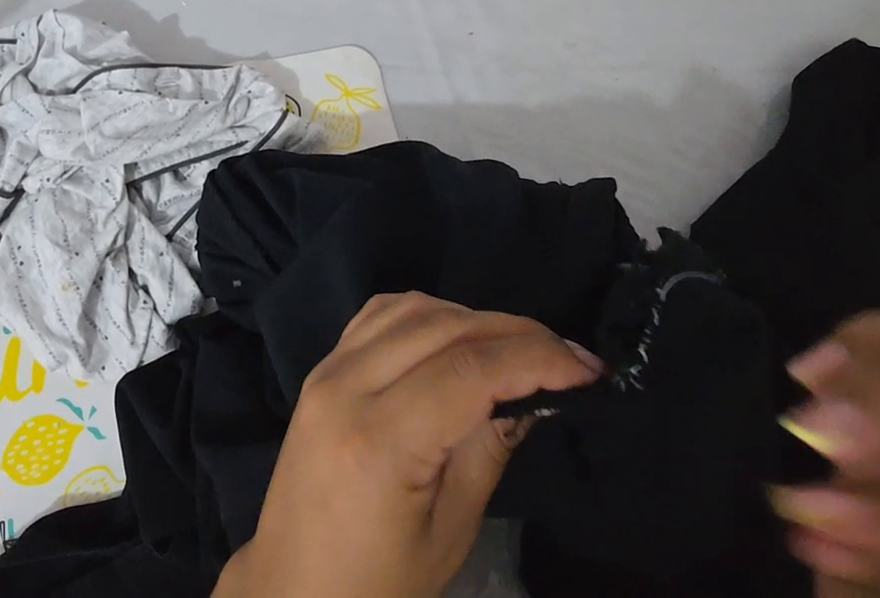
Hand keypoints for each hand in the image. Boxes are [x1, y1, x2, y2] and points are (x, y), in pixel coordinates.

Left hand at [214, 292, 602, 597]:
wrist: (291, 585)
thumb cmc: (376, 581)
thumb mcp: (448, 532)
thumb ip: (488, 451)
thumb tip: (532, 394)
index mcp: (379, 440)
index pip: (469, 370)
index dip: (536, 358)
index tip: (587, 369)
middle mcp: (346, 387)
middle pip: (444, 327)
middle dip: (517, 333)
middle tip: (569, 357)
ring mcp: (326, 370)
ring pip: (412, 309)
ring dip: (475, 316)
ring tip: (521, 348)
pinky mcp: (319, 368)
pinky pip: (378, 315)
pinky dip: (427, 312)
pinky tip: (458, 333)